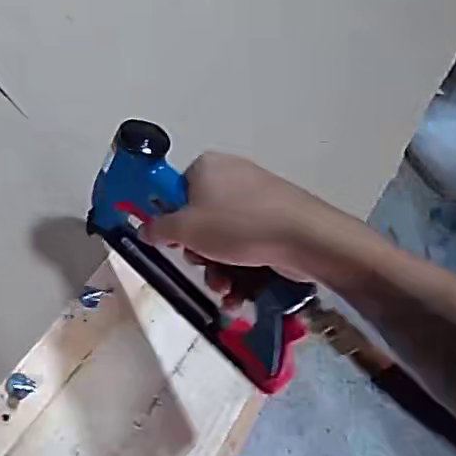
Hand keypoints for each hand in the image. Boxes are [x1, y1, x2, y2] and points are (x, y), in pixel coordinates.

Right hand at [139, 152, 344, 284]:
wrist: (310, 240)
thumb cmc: (238, 226)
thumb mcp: (184, 230)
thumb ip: (157, 229)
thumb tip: (145, 230)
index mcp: (205, 166)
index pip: (172, 189)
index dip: (168, 217)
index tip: (170, 239)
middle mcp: (231, 174)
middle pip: (198, 216)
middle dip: (196, 249)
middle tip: (198, 262)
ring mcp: (259, 195)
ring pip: (223, 234)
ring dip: (216, 265)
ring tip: (223, 286)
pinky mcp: (280, 217)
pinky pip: (248, 240)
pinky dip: (241, 265)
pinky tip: (240, 289)